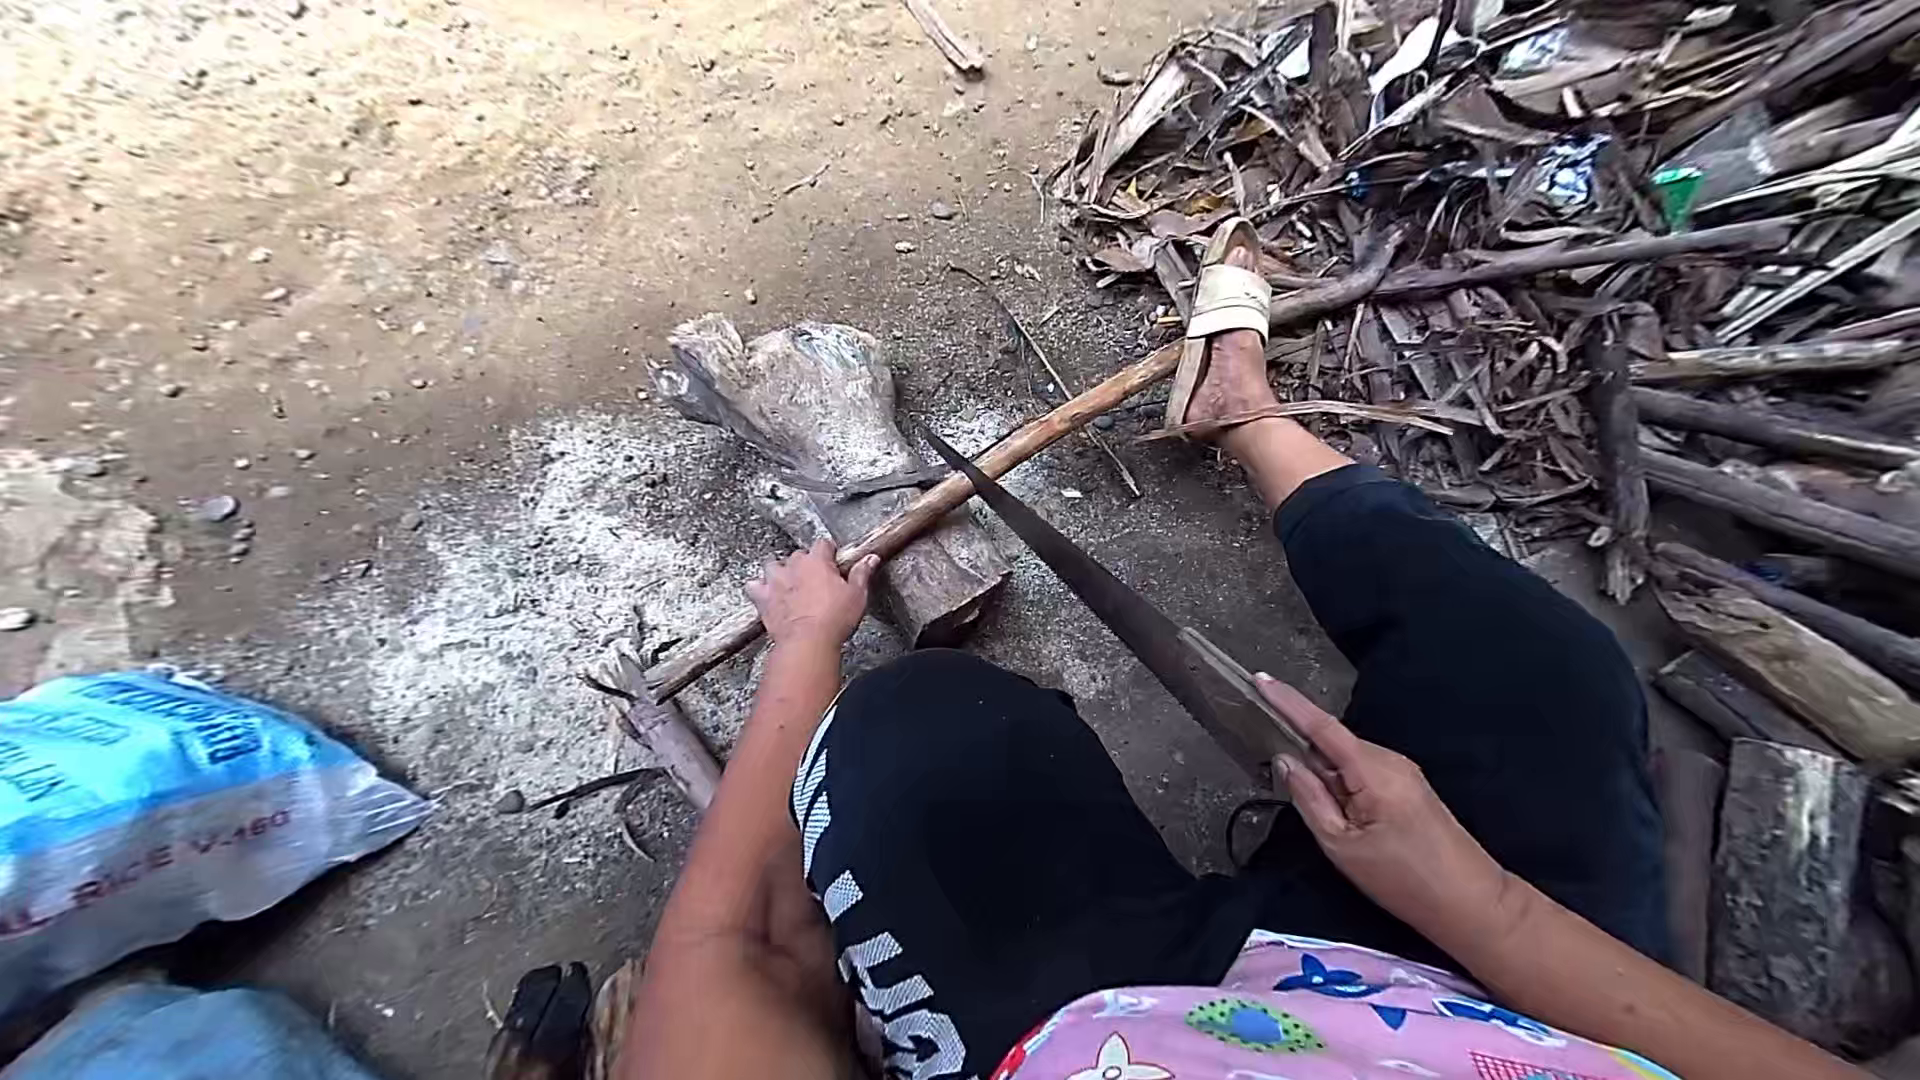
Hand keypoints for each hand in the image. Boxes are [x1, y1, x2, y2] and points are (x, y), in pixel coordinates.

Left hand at [746, 539, 879, 649]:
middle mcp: (794, 565)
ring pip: (773, 565)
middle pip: (798, 555)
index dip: (830, 553)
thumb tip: (871, 558)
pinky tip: (767, 594)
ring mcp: (775, 581)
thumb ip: (862, 573)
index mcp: (817, 560)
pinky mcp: (762, 598)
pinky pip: (753, 586)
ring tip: (790, 584)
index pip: (823, 544)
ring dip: (780, 572)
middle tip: (817, 581)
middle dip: (806, 564)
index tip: (834, 562)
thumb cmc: (834, 618)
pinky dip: (759, 588)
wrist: (807, 641)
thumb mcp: (857, 595)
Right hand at [1257, 673, 1517, 945]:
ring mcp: (1401, 769)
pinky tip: (1345, 814)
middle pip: (1330, 741)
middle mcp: (1389, 760)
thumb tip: (1284, 759)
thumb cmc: (1405, 881)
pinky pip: (1358, 768)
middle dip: (1305, 755)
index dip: (1287, 701)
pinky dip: (1340, 781)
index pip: (1321, 726)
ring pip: (1343, 757)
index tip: (1259, 678)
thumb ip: (1307, 796)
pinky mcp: (1406, 783)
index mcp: (1374, 772)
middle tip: (1293, 792)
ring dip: (1324, 774)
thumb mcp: (1341, 845)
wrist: (1478, 909)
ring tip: (1331, 817)